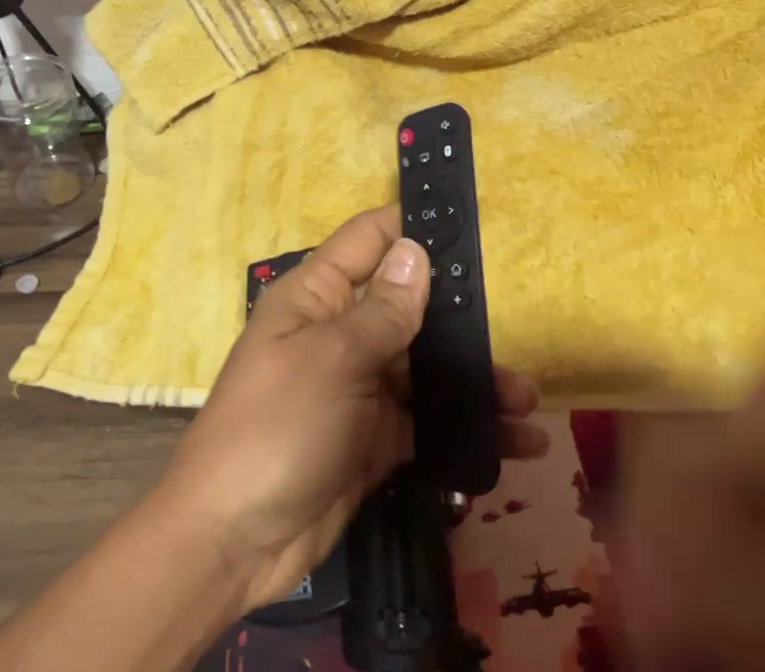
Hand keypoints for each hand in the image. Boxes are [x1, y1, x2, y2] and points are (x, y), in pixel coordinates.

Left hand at [155, 205, 547, 609]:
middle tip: (517, 330)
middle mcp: (337, 335)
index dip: (411, 228)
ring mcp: (357, 389)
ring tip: (528, 402)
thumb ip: (382, 312)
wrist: (236, 539)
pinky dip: (464, 429)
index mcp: (314, 299)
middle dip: (460, 317)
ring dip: (473, 382)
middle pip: (407, 308)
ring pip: (424, 369)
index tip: (470, 224)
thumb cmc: (277, 428)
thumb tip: (414, 250)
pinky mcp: (373, 439)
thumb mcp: (332, 360)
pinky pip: (426, 422)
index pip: (367, 242)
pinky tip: (513, 442)